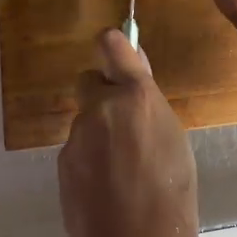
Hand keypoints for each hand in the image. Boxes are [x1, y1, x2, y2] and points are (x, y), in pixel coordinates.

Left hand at [58, 28, 197, 236]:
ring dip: (97, 132)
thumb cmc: (171, 193)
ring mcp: (77, 135)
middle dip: (102, 95)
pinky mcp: (63, 161)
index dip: (114, 45)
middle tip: (121, 124)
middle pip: (90, 80)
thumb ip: (149, 99)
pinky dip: (87, 159)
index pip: (111, 44)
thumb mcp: (173, 138)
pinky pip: (76, 148)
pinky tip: (104, 184)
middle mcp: (101, 107)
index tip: (116, 49)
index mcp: (135, 96)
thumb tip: (136, 67)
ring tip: (118, 166)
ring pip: (84, 119)